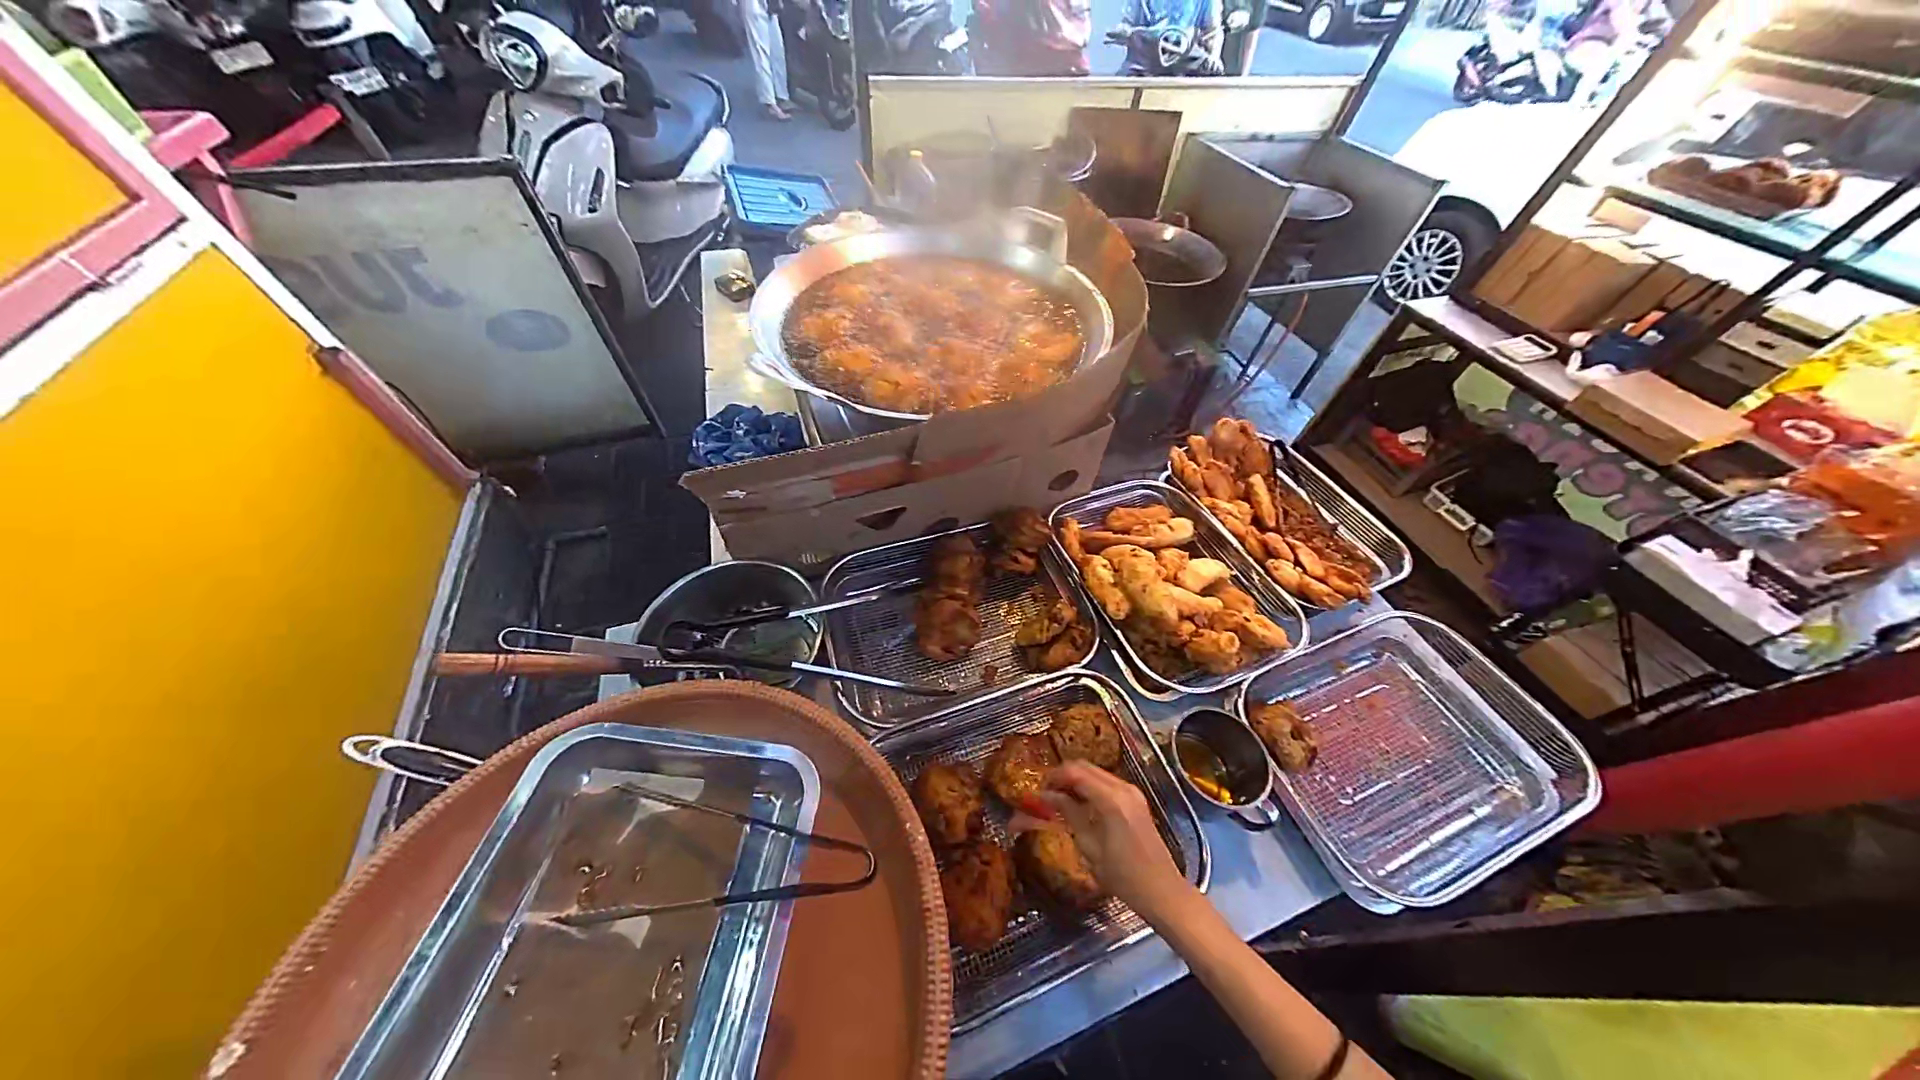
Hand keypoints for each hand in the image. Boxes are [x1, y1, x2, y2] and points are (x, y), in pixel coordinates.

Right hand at [1010, 760, 1192, 922]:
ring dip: (1076, 781)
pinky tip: (1080, 806)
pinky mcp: (1136, 799)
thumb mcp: (1090, 846)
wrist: (1161, 890)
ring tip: (1059, 801)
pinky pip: (1106, 783)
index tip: (1039, 790)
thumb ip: (1069, 814)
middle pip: (1085, 767)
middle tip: (1046, 795)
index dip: (1053, 777)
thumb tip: (1047, 796)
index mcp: (1111, 799)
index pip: (1074, 772)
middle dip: (1063, 776)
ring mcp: (1132, 792)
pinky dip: (1089, 787)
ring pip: (1095, 773)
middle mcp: (1123, 788)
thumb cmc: (1124, 876)